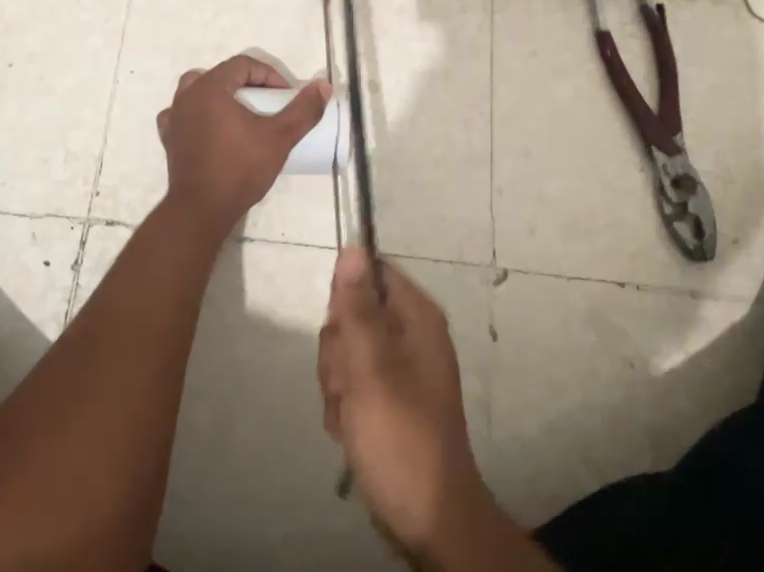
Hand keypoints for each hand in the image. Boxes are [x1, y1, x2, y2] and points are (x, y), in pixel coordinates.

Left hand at [156, 55, 328, 226]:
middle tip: (266, 104)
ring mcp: (173, 118)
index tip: (286, 96)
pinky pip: (182, 116)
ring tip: (240, 115)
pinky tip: (211, 130)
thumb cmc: (240, 168)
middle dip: (246, 84)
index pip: (242, 65)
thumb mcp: (280, 137)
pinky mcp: (169, 139)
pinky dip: (198, 116)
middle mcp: (186, 96)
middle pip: (220, 75)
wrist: (202, 208)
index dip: (269, 75)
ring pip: (196, 92)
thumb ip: (303, 110)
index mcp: (210, 88)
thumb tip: (322, 85)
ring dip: (220, 96)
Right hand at [318, 249, 499, 557]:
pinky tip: (351, 429)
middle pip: (350, 313)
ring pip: (343, 350)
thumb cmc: (401, 437)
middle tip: (350, 384)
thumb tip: (352, 248)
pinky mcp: (386, 397)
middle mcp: (409, 335)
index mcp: (417, 319)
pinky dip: (343, 405)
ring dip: (336, 383)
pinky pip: (348, 382)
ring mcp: (397, 368)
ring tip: (353, 413)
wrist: (426, 515)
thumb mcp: (372, 369)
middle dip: (337, 352)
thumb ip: (357, 309)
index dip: (345, 299)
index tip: (343, 334)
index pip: (370, 274)